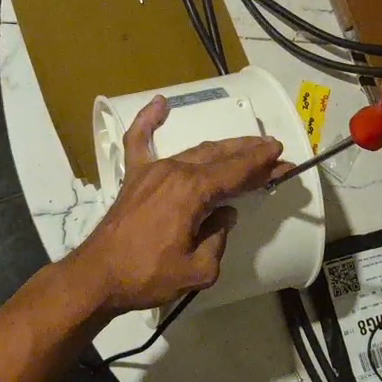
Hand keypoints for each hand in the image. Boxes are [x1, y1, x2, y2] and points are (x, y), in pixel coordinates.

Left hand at [67, 95, 284, 312]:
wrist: (97, 276)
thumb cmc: (148, 275)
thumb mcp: (198, 269)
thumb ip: (218, 240)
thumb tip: (223, 216)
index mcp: (192, 191)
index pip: (237, 173)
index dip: (262, 167)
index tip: (284, 160)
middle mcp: (173, 171)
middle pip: (219, 156)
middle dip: (249, 154)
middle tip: (274, 153)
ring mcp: (150, 171)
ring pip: (193, 151)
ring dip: (221, 147)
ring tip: (245, 145)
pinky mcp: (133, 178)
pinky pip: (139, 141)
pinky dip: (149, 120)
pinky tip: (160, 104)